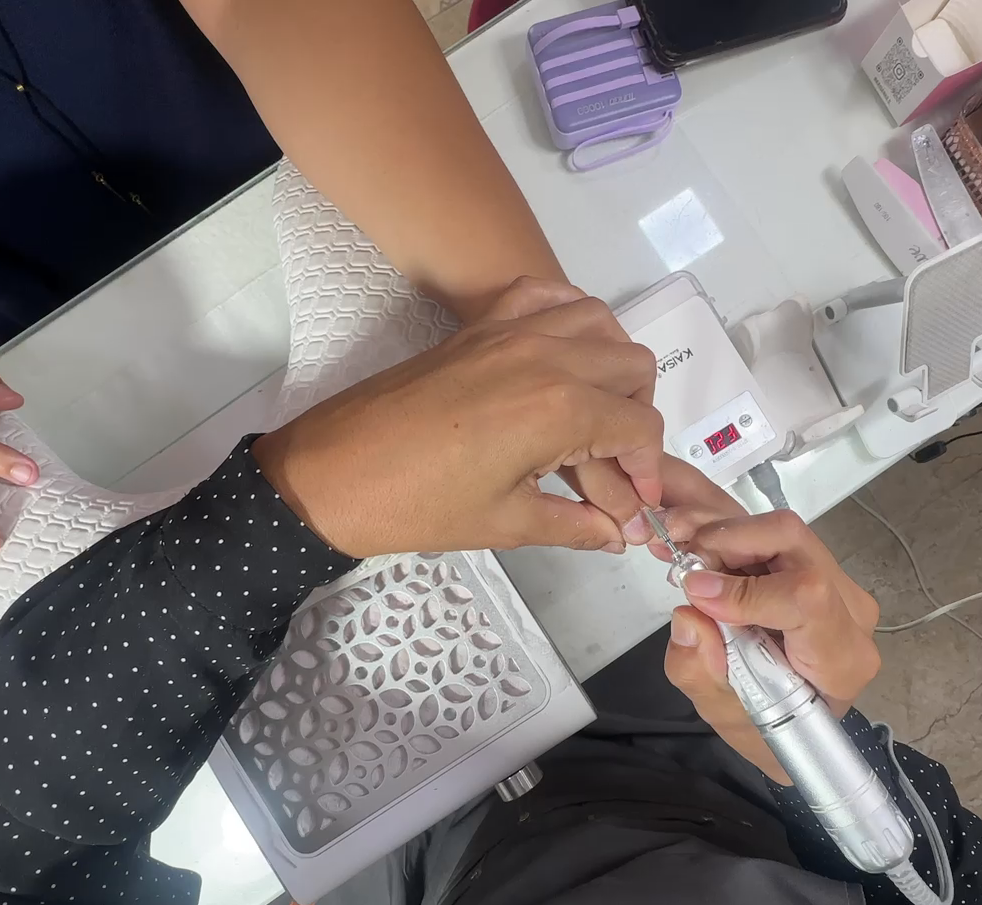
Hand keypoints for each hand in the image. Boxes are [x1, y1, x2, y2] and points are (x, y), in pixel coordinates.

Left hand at [252, 277, 663, 556]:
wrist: (333, 474)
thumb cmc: (420, 507)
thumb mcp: (507, 523)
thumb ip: (576, 524)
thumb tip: (619, 534)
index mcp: (560, 408)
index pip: (640, 426)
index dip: (649, 469)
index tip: (636, 502)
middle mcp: (548, 354)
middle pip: (633, 367)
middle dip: (638, 417)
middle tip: (613, 463)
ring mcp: (512, 329)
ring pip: (600, 322)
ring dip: (613, 365)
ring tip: (593, 412)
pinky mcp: (480, 323)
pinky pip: (545, 294)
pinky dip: (568, 317)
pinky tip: (561, 355)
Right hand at [660, 508, 880, 783]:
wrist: (792, 724)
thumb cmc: (763, 726)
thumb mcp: (719, 712)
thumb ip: (699, 669)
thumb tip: (688, 615)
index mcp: (838, 660)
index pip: (805, 597)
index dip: (744, 589)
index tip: (693, 593)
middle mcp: (849, 613)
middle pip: (791, 541)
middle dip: (725, 543)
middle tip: (685, 567)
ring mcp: (837, 583)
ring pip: (778, 528)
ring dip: (722, 536)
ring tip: (686, 560)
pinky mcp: (816, 566)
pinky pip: (771, 533)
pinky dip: (727, 535)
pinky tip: (699, 553)